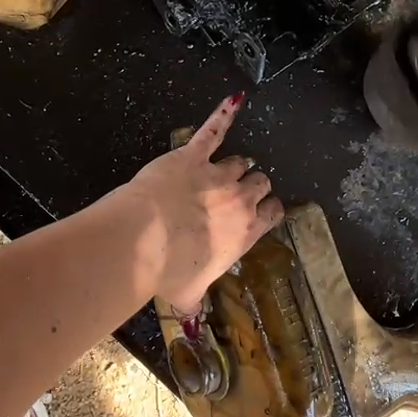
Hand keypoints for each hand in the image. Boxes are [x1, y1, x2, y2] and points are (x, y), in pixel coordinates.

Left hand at [111, 94, 283, 314]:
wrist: (145, 238)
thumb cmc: (169, 270)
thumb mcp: (188, 293)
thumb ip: (196, 299)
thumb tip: (193, 315)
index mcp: (245, 233)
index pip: (272, 213)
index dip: (267, 209)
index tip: (262, 210)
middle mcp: (239, 201)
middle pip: (259, 183)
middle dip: (251, 185)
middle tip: (237, 192)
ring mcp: (217, 175)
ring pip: (239, 161)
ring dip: (235, 164)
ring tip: (226, 166)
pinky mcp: (193, 155)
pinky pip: (212, 131)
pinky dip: (223, 115)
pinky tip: (233, 101)